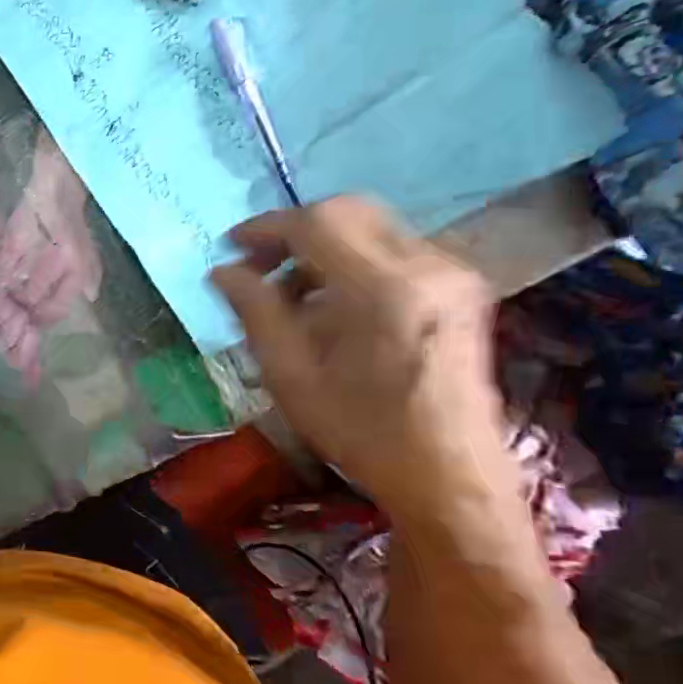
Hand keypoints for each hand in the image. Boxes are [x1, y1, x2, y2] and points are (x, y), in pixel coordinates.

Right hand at [209, 197, 514, 519]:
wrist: (447, 473)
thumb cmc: (358, 430)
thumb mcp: (289, 374)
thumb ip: (255, 311)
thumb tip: (222, 271)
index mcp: (383, 289)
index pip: (317, 223)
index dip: (266, 227)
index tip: (230, 248)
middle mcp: (427, 266)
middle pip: (350, 210)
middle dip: (294, 229)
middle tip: (257, 266)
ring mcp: (452, 273)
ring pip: (372, 226)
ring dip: (321, 245)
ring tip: (287, 291)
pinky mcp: (461, 287)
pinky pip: (394, 248)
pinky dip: (350, 259)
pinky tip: (327, 302)